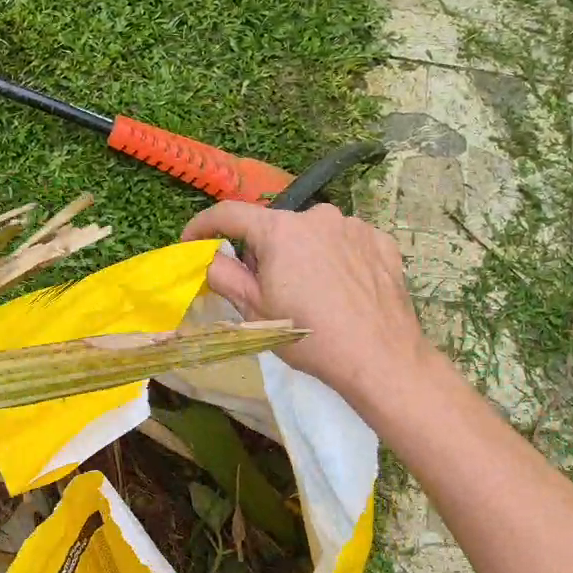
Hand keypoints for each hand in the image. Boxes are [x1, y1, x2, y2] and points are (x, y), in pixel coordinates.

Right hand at [182, 202, 435, 404]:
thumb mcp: (253, 310)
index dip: (203, 225)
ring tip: (307, 292)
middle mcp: (317, 216)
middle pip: (273, 227)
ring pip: (310, 235)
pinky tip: (339, 289)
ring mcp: (354, 226)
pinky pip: (343, 242)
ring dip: (298, 254)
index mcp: (280, 230)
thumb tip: (210, 257)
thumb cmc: (309, 335)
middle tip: (263, 288)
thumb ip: (223, 275)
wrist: (380, 359)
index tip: (191, 242)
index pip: (229, 214)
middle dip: (261, 251)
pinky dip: (332, 258)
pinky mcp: (382, 242)